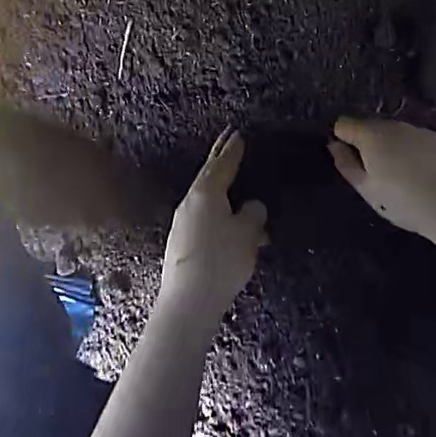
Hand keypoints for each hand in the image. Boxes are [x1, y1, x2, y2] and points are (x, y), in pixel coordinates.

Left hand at [161, 128, 266, 316]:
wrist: (188, 302)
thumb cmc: (222, 260)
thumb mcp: (248, 233)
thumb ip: (254, 213)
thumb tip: (252, 206)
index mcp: (207, 192)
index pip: (223, 163)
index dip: (233, 149)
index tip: (238, 134)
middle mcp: (190, 202)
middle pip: (209, 175)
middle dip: (221, 158)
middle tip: (228, 141)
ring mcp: (182, 223)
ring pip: (208, 199)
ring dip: (223, 191)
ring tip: (238, 187)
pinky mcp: (181, 242)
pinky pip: (204, 217)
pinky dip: (218, 211)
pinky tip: (229, 223)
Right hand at [328, 117, 435, 238]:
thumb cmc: (401, 202)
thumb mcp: (366, 189)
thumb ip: (346, 163)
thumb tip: (334, 145)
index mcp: (371, 135)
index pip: (345, 124)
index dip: (343, 140)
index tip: (352, 160)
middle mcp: (395, 125)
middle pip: (371, 127)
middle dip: (369, 144)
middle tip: (377, 174)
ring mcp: (419, 129)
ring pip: (395, 133)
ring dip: (391, 146)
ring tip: (401, 176)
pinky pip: (416, 140)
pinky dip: (413, 150)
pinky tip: (422, 173)